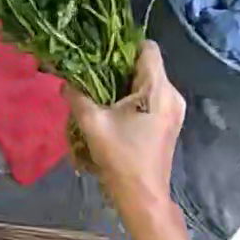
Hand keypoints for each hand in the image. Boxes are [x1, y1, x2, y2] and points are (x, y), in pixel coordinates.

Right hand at [66, 41, 185, 215]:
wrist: (143, 196)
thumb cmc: (121, 157)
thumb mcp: (93, 123)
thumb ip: (77, 97)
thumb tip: (64, 82)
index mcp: (158, 89)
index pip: (148, 48)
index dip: (125, 44)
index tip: (102, 52)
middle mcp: (172, 94)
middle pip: (148, 64)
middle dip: (121, 65)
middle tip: (95, 71)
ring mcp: (174, 108)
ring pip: (150, 81)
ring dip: (127, 82)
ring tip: (102, 90)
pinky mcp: (170, 121)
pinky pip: (153, 96)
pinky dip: (135, 96)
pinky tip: (116, 108)